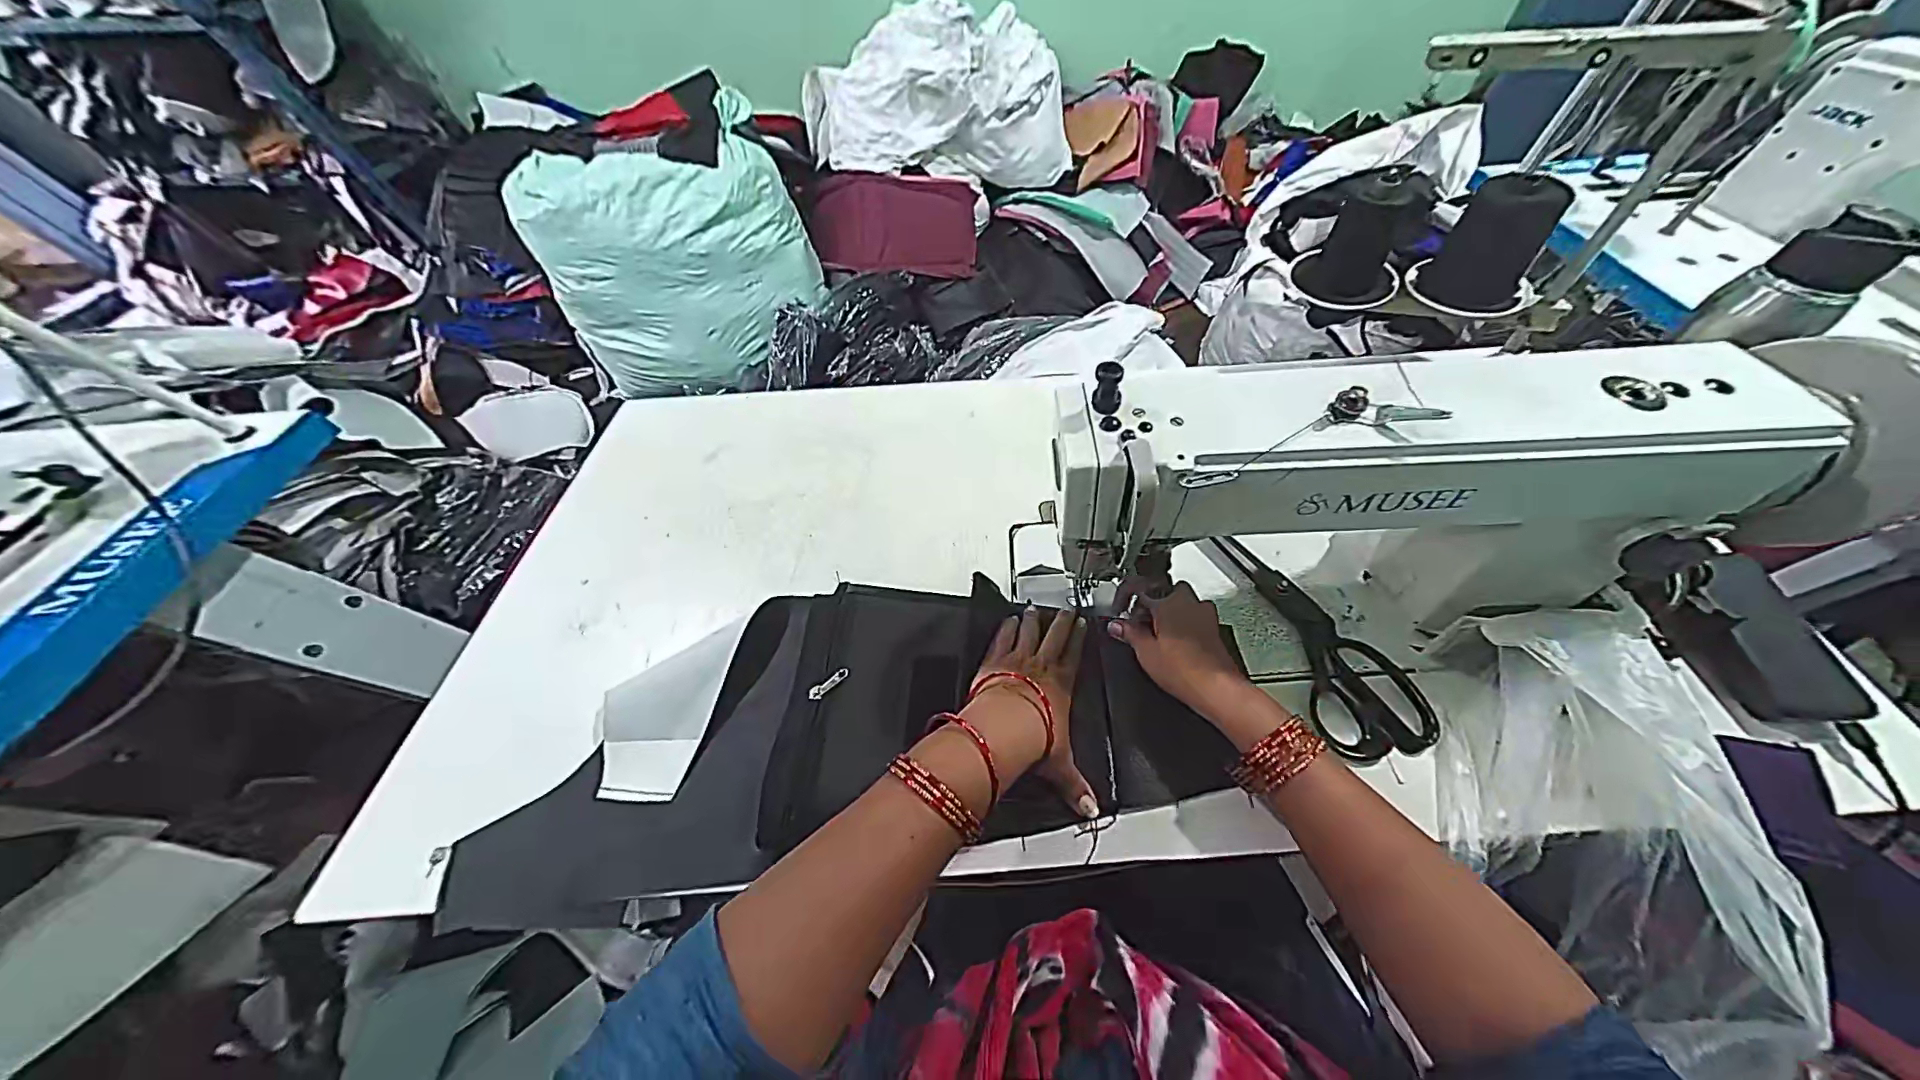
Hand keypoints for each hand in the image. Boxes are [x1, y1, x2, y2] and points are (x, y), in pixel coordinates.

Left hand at [968, 606, 1097, 819]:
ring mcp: (1018, 660)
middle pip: (1055, 636)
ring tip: (1035, 609)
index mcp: (1062, 685)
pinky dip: (1006, 627)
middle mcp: (1042, 667)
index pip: (1075, 655)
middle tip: (1065, 609)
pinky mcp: (995, 660)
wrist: (1004, 727)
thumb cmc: (1033, 739)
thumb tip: (1090, 810)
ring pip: (1030, 631)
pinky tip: (1007, 620)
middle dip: (1061, 621)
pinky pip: (1003, 637)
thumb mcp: (1060, 764)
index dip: (1079, 638)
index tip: (1083, 625)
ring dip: (1034, 620)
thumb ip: (1075, 786)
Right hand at [1108, 580, 1259, 725]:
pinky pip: (1193, 618)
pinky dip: (1182, 625)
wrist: (1216, 688)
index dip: (1125, 599)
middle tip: (1136, 623)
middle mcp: (1190, 602)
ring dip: (1166, 614)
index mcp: (1169, 601)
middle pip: (1162, 592)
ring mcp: (1205, 615)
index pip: (1141, 588)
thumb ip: (1129, 633)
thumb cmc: (1186, 669)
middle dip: (1148, 605)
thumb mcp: (1145, 651)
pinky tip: (1173, 645)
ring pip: (1180, 603)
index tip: (1120, 612)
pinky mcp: (1214, 629)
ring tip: (1155, 636)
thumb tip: (1118, 625)